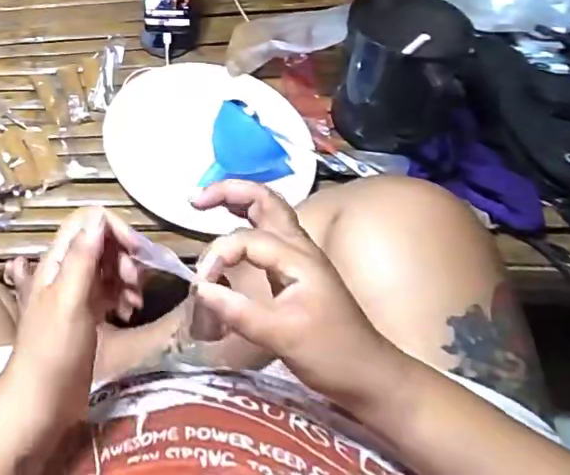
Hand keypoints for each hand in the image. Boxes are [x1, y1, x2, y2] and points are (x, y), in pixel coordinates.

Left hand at [0, 207, 142, 448]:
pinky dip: (123, 295)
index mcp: (57, 261)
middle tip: (135, 282)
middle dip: (124, 255)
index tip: (136, 252)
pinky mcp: (86, 313)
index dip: (114, 229)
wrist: (39, 403)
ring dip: (127, 276)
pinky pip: (109, 290)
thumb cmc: (52, 352)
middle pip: (100, 241)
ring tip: (134, 302)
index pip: (87, 221)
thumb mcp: (68, 301)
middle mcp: (65, 270)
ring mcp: (76, 292)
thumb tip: (97, 218)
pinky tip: (128, 313)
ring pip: (107, 265)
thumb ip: (82, 259)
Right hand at [189, 180, 401, 406]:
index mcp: (297, 256)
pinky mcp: (298, 268)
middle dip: (228, 191)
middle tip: (196, 200)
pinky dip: (247, 219)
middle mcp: (299, 246)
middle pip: (264, 199)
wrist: (373, 377)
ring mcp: (300, 255)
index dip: (217, 255)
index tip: (200, 285)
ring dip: (238, 199)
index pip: (245, 238)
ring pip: (268, 210)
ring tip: (207, 203)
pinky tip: (233, 228)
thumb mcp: (283, 337)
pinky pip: (269, 230)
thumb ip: (239, 311)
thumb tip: (199, 288)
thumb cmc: (332, 355)